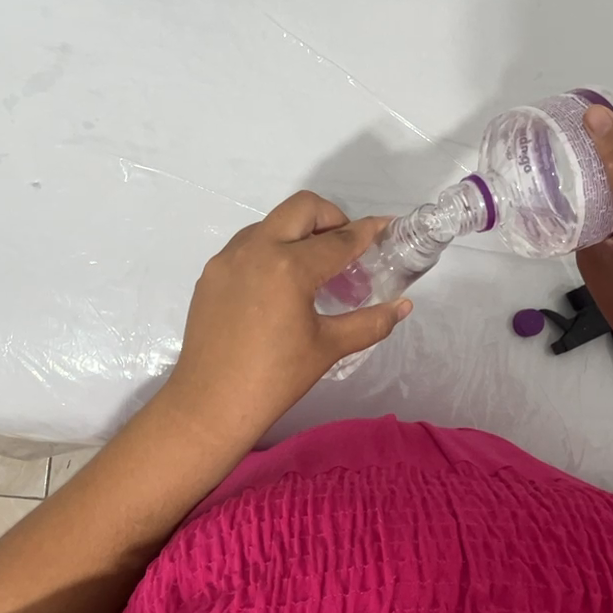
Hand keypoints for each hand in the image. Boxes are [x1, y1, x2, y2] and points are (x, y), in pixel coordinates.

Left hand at [163, 191, 413, 442]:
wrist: (210, 404)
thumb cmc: (275, 379)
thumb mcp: (328, 347)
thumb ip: (369, 322)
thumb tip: (402, 306)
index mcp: (289, 267)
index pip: (339, 240)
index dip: (367, 233)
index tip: (384, 228)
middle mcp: (256, 249)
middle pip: (303, 208)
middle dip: (332, 218)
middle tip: (346, 251)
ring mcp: (228, 259)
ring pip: (272, 224)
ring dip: (299, 235)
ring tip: (314, 274)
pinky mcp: (211, 274)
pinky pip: (247, 246)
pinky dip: (271, 252)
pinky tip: (280, 290)